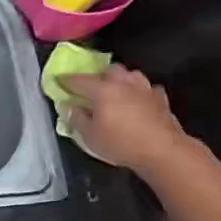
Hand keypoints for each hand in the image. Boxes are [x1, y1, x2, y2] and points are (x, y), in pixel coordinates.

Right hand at [58, 64, 199, 173]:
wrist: (161, 149)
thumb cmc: (120, 143)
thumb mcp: (89, 137)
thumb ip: (76, 119)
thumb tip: (69, 107)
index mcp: (102, 90)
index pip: (79, 80)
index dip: (66, 81)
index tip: (59, 81)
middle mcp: (123, 82)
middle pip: (108, 70)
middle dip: (99, 77)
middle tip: (92, 90)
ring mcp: (144, 87)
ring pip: (129, 75)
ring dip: (120, 81)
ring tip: (116, 94)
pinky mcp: (160, 97)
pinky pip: (145, 89)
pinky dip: (138, 93)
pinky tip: (137, 103)